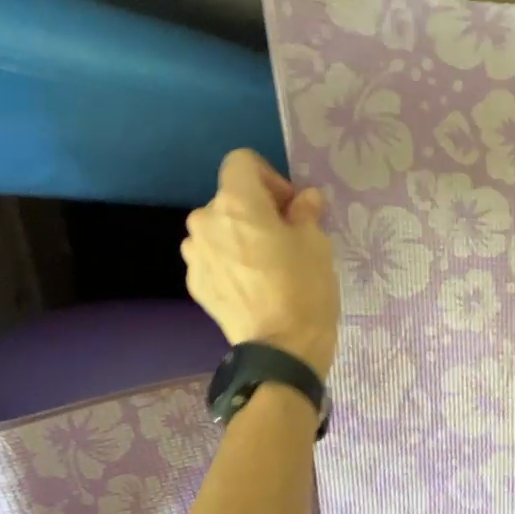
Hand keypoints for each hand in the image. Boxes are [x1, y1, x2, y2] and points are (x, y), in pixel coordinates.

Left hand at [182, 149, 338, 372]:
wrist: (281, 351)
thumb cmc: (305, 291)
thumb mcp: (318, 246)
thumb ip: (307, 213)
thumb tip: (306, 198)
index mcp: (236, 202)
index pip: (243, 162)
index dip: (271, 179)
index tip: (291, 209)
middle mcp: (205, 220)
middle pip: (230, 200)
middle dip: (256, 214)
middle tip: (285, 244)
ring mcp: (195, 254)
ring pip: (219, 232)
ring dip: (240, 240)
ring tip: (267, 270)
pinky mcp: (196, 284)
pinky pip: (214, 261)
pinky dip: (231, 266)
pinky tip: (254, 290)